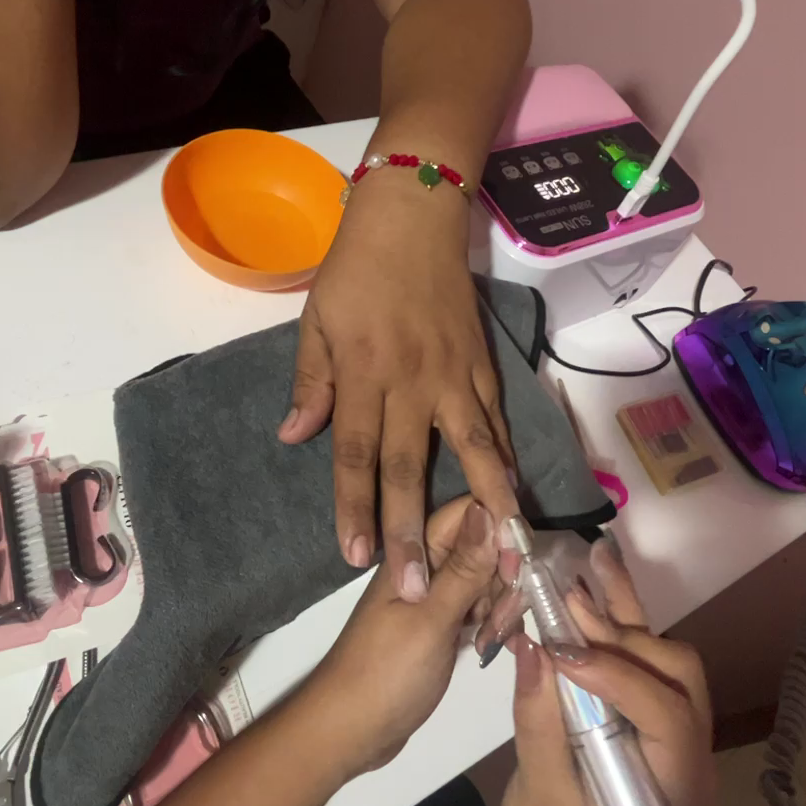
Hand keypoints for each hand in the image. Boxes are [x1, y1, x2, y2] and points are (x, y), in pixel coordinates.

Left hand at [280, 172, 517, 601]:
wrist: (412, 217)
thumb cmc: (355, 268)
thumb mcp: (316, 320)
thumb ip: (310, 382)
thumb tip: (294, 438)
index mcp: (362, 374)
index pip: (355, 454)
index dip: (353, 508)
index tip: (355, 558)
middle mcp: (410, 383)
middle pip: (408, 466)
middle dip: (409, 529)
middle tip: (416, 588)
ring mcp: (453, 375)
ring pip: (469, 448)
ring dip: (480, 503)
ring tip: (496, 552)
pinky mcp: (483, 363)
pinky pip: (494, 418)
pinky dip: (503, 456)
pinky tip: (512, 488)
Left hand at [295, 497, 507, 777]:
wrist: (348, 731)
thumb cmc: (386, 673)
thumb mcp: (431, 619)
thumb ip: (464, 567)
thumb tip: (486, 505)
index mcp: (415, 552)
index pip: (467, 512)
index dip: (500, 526)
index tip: (524, 560)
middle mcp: (424, 565)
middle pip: (481, 544)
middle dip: (503, 572)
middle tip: (505, 613)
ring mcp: (431, 596)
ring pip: (482, 578)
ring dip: (499, 601)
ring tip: (496, 636)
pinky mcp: (438, 624)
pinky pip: (475, 607)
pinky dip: (490, 621)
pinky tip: (495, 644)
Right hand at [499, 538, 717, 805]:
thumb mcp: (543, 797)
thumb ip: (540, 724)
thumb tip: (532, 647)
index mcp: (678, 786)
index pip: (668, 716)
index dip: (618, 676)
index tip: (561, 652)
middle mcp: (688, 750)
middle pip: (674, 675)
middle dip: (621, 638)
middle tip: (567, 608)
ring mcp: (669, 727)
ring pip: (659, 653)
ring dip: (621, 611)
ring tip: (585, 565)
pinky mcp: (644, 709)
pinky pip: (640, 655)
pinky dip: (619, 613)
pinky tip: (599, 571)